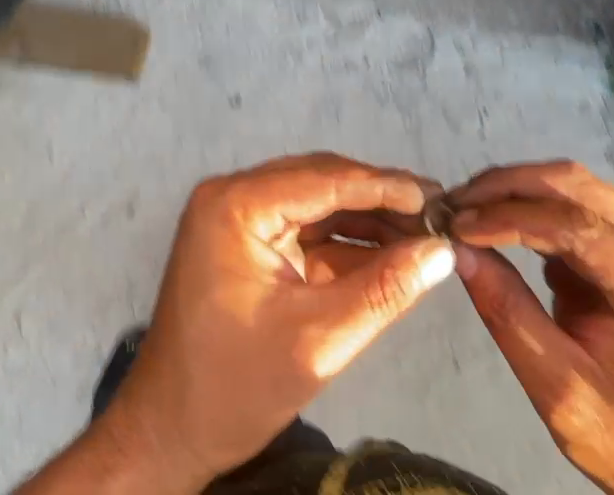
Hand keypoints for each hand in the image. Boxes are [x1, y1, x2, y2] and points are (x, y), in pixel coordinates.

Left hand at [94, 154, 456, 490]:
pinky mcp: (248, 245)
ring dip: (369, 220)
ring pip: (319, 204)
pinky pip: (307, 231)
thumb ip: (384, 291)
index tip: (439, 198)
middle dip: (381, 200)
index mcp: (236, 206)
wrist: (169, 434)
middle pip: (322, 183)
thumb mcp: (319, 341)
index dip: (386, 187)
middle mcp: (234, 198)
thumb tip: (444, 251)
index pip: (325, 180)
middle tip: (439, 214)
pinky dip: (348, 243)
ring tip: (426, 233)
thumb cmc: (235, 387)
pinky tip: (393, 251)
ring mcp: (239, 220)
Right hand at [449, 161, 613, 494]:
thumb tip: (457, 249)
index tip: (458, 224)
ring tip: (465, 210)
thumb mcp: (555, 386)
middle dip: (508, 188)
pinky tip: (491, 222)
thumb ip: (508, 312)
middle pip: (578, 188)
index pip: (579, 227)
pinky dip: (527, 205)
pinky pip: (572, 204)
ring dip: (515, 190)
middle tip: (453, 206)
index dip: (513, 217)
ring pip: (574, 185)